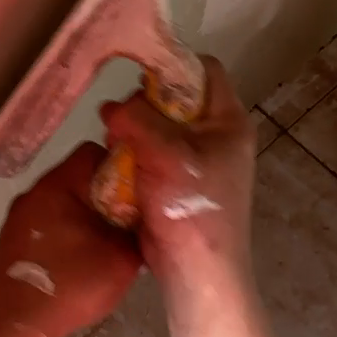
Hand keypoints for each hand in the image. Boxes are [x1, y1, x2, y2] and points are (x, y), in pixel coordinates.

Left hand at [0, 143, 142, 336]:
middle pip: (76, 176)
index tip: (134, 194)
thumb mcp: (121, 259)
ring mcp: (18, 215)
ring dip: (83, 216)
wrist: (14, 324)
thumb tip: (143, 220)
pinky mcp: (11, 238)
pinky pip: (45, 221)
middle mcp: (33, 192)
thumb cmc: (70, 285)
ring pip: (61, 201)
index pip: (91, 152)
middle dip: (103, 195)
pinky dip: (64, 231)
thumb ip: (137, 232)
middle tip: (123, 222)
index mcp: (57, 185)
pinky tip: (76, 259)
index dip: (118, 167)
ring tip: (102, 244)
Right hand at [99, 56, 256, 290]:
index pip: (205, 70)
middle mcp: (217, 136)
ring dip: (133, 135)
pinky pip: (151, 154)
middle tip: (121, 123)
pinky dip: (133, 157)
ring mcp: (198, 162)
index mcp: (228, 121)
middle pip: (175, 98)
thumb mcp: (163, 150)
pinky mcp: (178, 182)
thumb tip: (109, 107)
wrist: (196, 271)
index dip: (173, 65)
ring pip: (158, 128)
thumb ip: (135, 117)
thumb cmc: (191, 206)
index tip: (138, 78)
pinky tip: (119, 167)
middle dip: (143, 107)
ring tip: (117, 147)